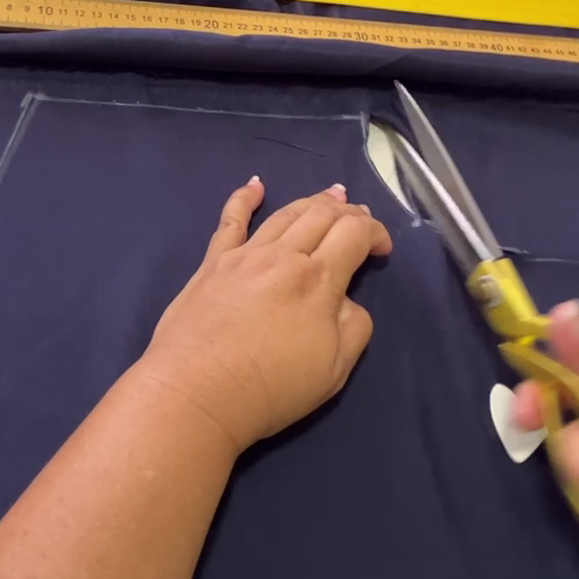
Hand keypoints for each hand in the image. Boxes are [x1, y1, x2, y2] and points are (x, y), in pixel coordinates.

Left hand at [135, 179, 392, 452]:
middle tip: (361, 218)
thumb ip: (354, 327)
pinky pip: (230, 221)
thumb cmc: (270, 389)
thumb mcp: (334, 370)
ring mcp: (245, 254)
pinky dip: (245, 198)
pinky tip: (255, 185)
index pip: (354, 234)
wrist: (196, 392)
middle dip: (349, 212)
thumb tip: (346, 301)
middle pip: (322, 215)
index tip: (383, 249)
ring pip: (285, 214)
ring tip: (332, 194)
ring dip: (312, 200)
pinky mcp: (213, 262)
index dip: (376, 233)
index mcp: (318, 279)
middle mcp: (283, 255)